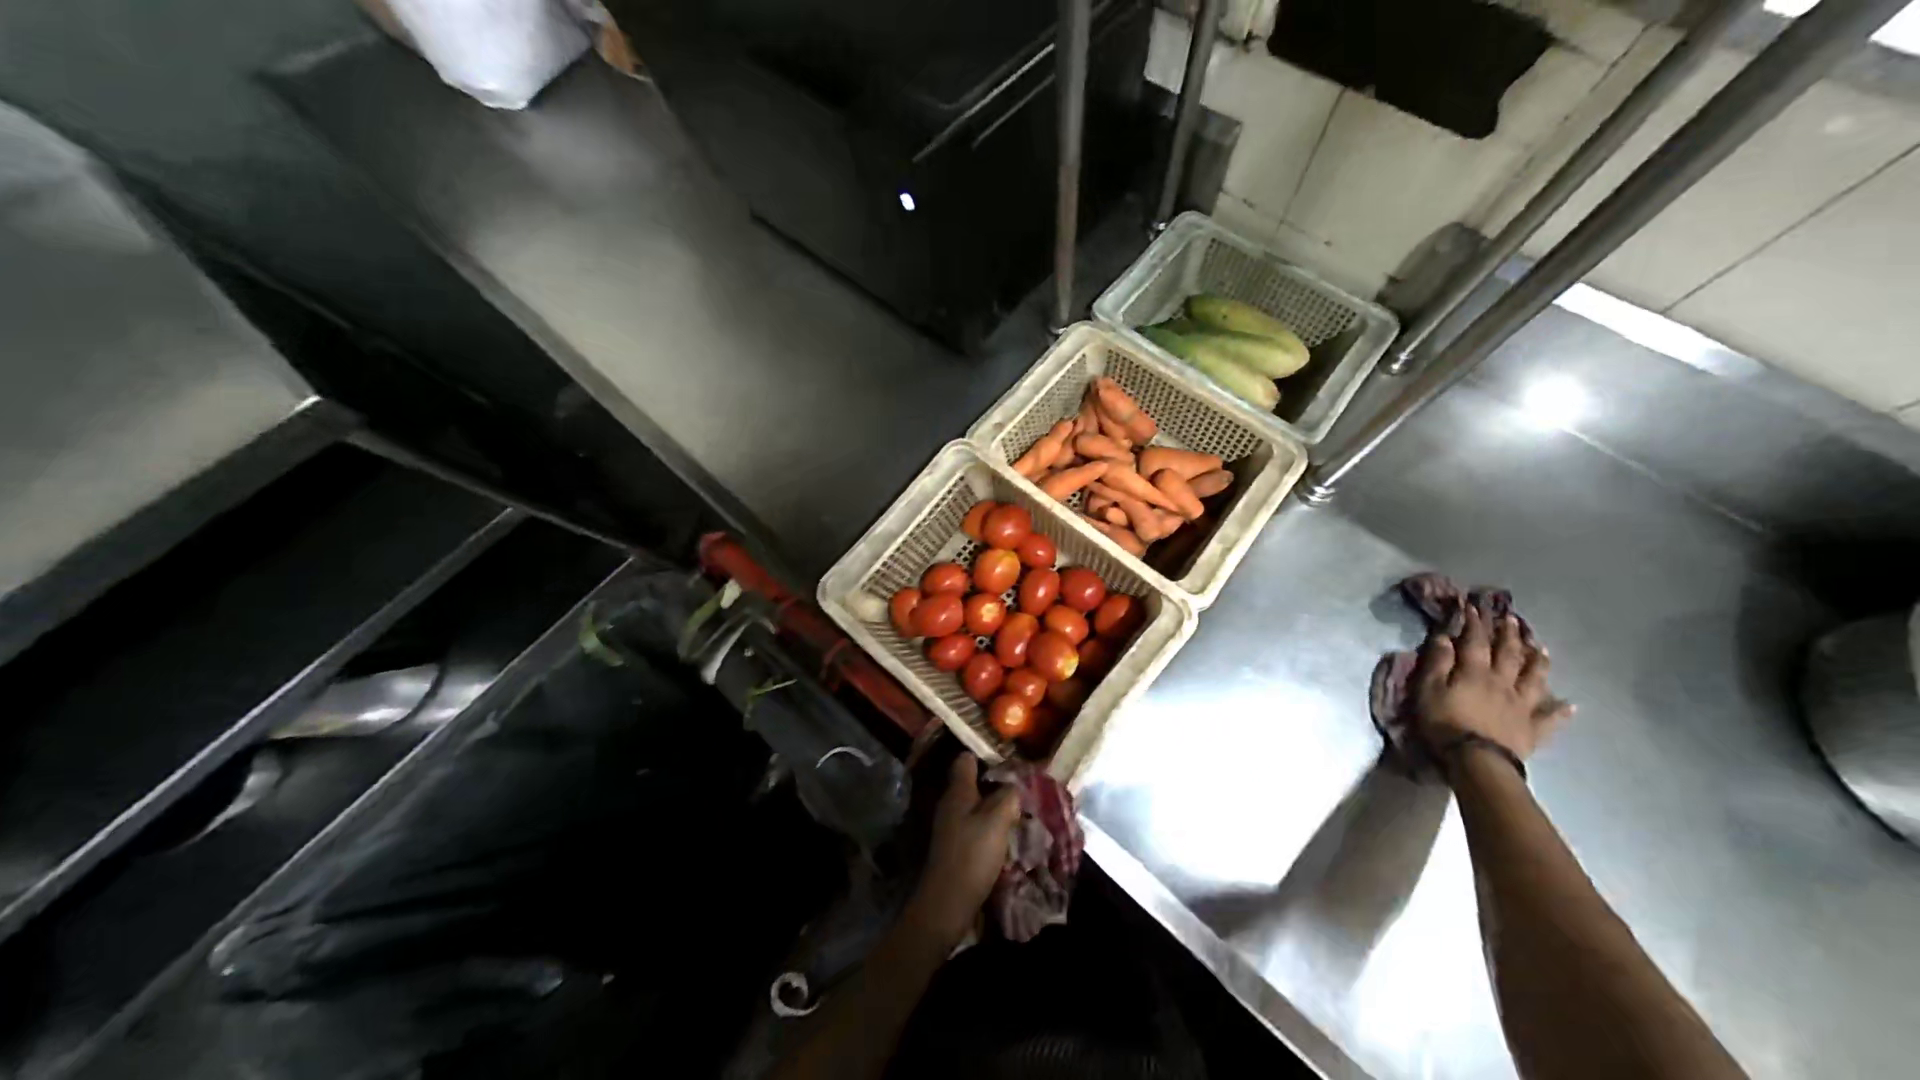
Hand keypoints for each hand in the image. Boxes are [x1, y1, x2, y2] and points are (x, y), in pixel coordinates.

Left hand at [908, 754, 1020, 945]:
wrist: (948, 903)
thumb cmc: (972, 855)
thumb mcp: (996, 820)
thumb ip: (1008, 796)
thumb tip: (1014, 784)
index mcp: (958, 791)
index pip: (966, 759)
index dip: (988, 755)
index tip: (1012, 759)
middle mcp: (951, 804)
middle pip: (974, 782)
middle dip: (998, 783)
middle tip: (1025, 785)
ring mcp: (952, 826)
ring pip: (977, 806)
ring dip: (997, 806)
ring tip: (1023, 808)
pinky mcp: (957, 846)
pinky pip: (977, 826)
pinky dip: (992, 826)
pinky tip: (1010, 834)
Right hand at [1412, 607, 1571, 764]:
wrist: (1477, 761)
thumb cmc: (1445, 722)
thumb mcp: (1429, 689)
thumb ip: (1438, 662)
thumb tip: (1444, 637)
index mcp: (1476, 672)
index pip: (1475, 641)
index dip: (1474, 622)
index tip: (1474, 606)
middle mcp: (1503, 682)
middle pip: (1509, 654)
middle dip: (1509, 634)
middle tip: (1511, 618)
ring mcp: (1522, 705)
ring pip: (1535, 678)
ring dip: (1538, 662)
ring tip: (1542, 648)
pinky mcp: (1532, 728)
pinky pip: (1550, 718)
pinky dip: (1561, 710)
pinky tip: (1571, 705)